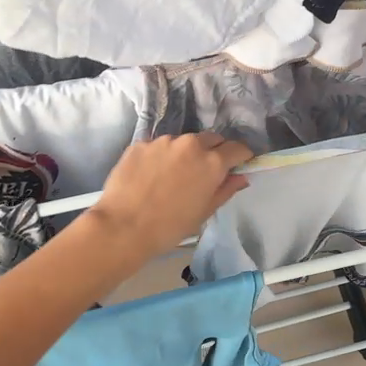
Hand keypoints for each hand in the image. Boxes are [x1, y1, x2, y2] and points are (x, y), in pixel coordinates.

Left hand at [84, 132, 254, 261]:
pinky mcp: (141, 144)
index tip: (240, 163)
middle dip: (214, 150)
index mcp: (211, 162)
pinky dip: (161, 157)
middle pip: (210, 139)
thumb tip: (241, 177)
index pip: (236, 148)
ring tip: (173, 175)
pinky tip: (151, 176)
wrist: (124, 226)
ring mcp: (163, 141)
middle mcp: (190, 144)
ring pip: (182, 142)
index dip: (241, 155)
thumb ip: (225, 190)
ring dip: (185, 153)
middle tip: (207, 170)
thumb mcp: (204, 212)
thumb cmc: (170, 226)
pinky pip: (158, 147)